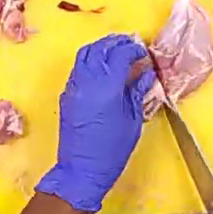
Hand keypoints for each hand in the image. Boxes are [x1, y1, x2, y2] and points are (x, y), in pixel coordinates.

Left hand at [36, 34, 156, 213]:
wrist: (81, 170)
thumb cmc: (111, 150)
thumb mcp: (132, 121)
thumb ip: (138, 92)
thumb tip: (145, 74)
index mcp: (106, 87)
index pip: (119, 54)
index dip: (133, 49)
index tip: (143, 53)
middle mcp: (86, 82)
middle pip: (100, 48)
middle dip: (116, 43)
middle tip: (131, 46)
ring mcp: (73, 88)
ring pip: (85, 55)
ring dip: (101, 49)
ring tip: (117, 53)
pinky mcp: (66, 96)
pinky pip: (78, 69)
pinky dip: (91, 61)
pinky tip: (103, 70)